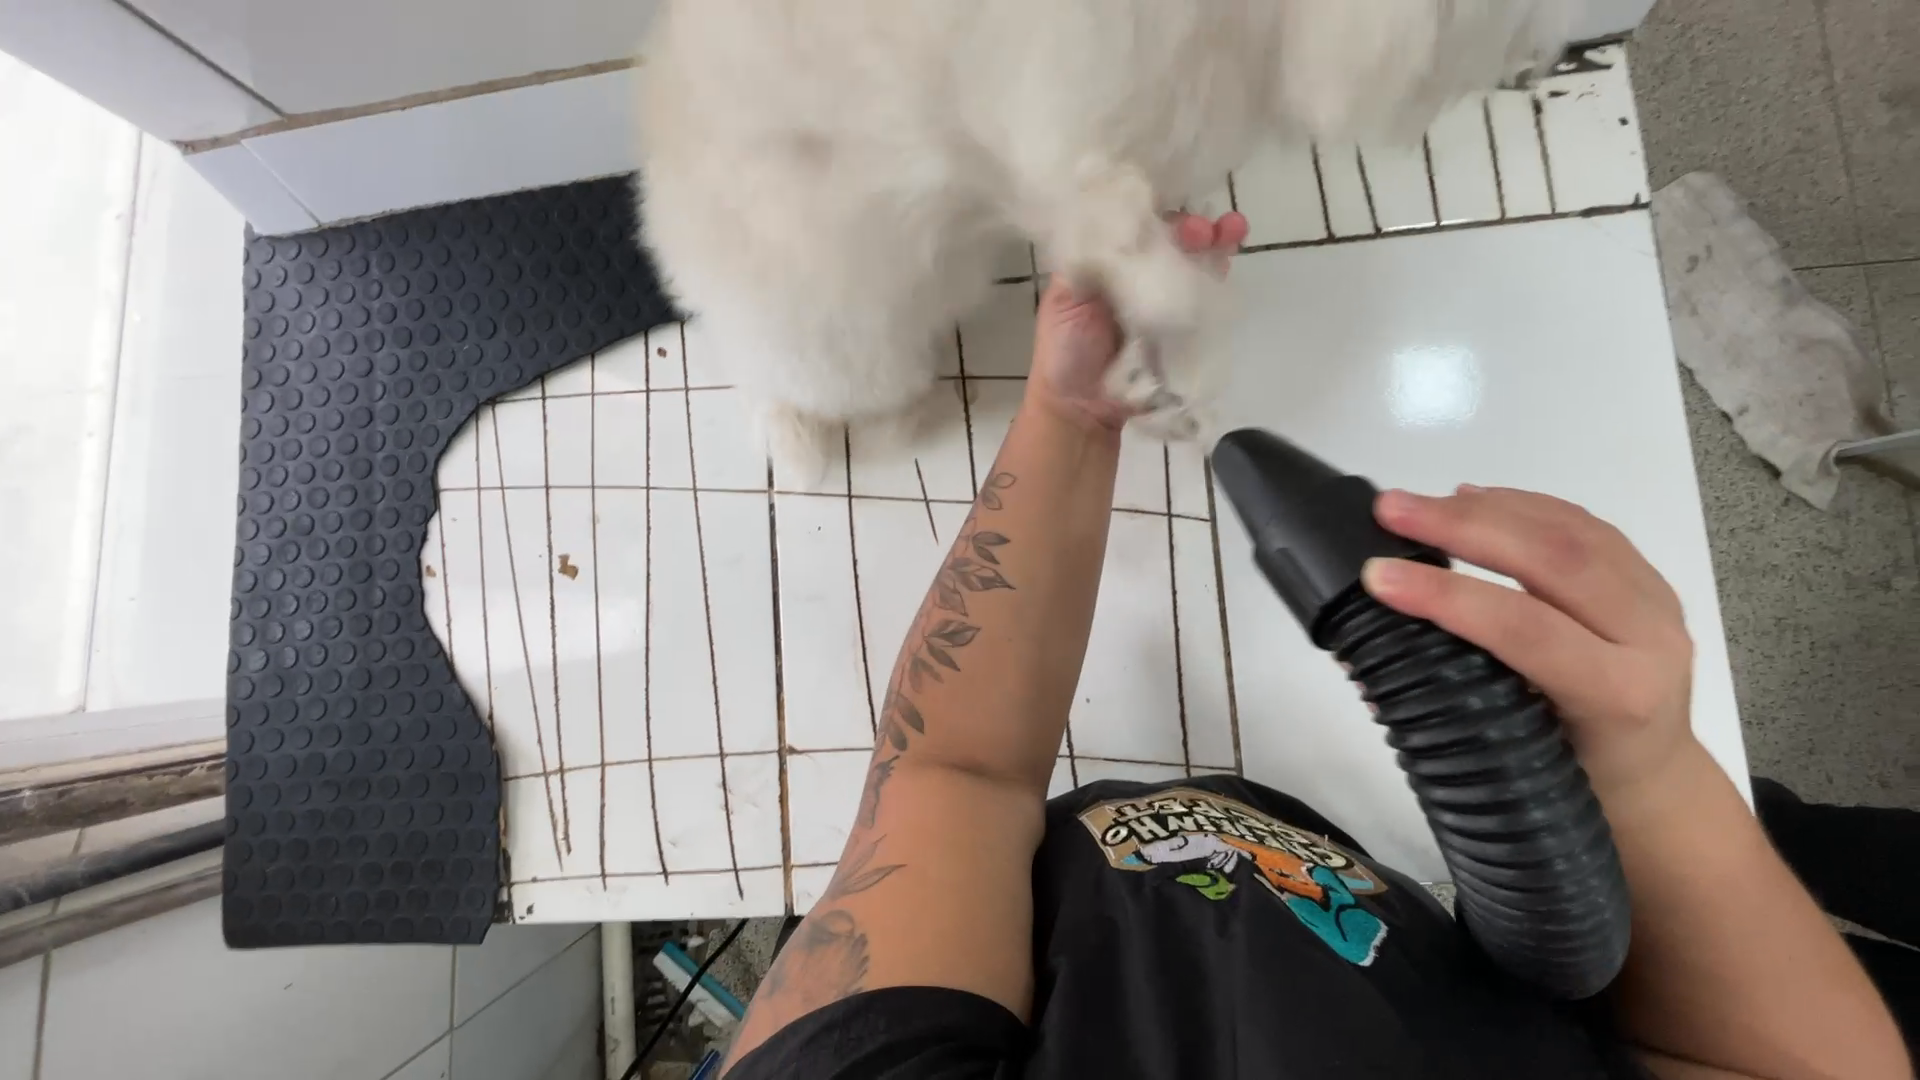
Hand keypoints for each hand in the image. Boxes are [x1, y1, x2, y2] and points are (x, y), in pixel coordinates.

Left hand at [1024, 211, 1247, 431]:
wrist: (1079, 409)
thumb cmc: (1064, 352)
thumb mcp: (1065, 297)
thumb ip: (1088, 259)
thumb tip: (1114, 215)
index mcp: (1106, 266)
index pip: (1136, 227)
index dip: (1155, 213)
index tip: (1171, 214)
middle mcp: (1136, 278)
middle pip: (1172, 241)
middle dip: (1193, 226)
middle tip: (1203, 230)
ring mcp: (1162, 303)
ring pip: (1193, 263)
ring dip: (1216, 241)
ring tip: (1233, 229)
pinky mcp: (1181, 329)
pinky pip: (1202, 298)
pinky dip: (1217, 276)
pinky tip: (1228, 259)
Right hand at [1360, 487, 1699, 814]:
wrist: (1652, 774)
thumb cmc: (1571, 770)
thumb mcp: (1506, 749)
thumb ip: (1438, 700)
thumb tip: (1360, 661)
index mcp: (1615, 694)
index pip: (1525, 629)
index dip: (1447, 596)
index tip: (1376, 575)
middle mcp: (1650, 641)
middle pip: (1556, 559)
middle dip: (1461, 527)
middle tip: (1387, 510)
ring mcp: (1657, 603)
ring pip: (1571, 530)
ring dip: (1482, 507)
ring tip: (1415, 503)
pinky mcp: (1649, 578)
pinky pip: (1584, 523)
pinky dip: (1519, 503)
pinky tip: (1470, 497)